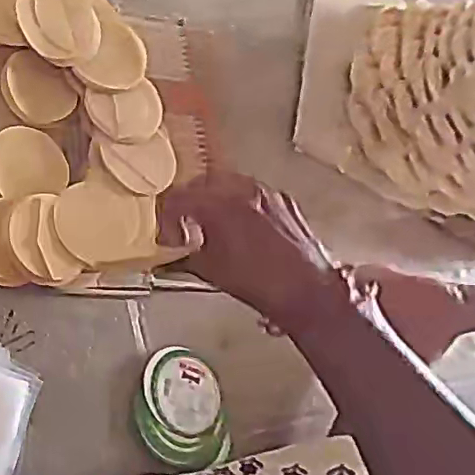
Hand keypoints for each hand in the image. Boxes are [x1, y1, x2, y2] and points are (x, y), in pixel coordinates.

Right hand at [157, 173, 348, 331]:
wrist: (307, 290)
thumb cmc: (261, 282)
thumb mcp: (209, 270)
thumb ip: (184, 256)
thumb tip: (171, 258)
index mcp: (217, 205)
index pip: (178, 198)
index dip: (167, 217)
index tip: (168, 233)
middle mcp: (242, 191)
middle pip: (201, 184)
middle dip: (188, 204)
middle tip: (183, 225)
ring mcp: (266, 193)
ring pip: (228, 184)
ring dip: (214, 201)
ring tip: (211, 226)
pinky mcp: (284, 201)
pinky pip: (252, 193)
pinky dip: (240, 204)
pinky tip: (240, 229)